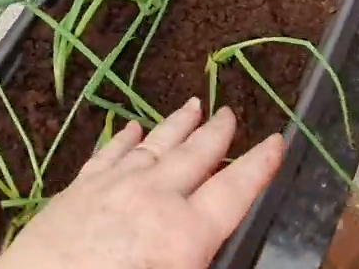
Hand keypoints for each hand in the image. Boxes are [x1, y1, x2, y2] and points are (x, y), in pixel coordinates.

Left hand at [0, 98, 285, 268]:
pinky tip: (133, 129)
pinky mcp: (81, 188)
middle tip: (231, 111)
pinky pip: (110, 153)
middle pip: (194, 157)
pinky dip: (125, 139)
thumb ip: (202, 260)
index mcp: (184, 234)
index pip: (234, 193)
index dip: (259, 166)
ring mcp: (114, 186)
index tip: (277, 139)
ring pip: (155, 145)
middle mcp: (154, 198)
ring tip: (193, 104)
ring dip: (177, 125)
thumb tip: (214, 248)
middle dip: (216, 134)